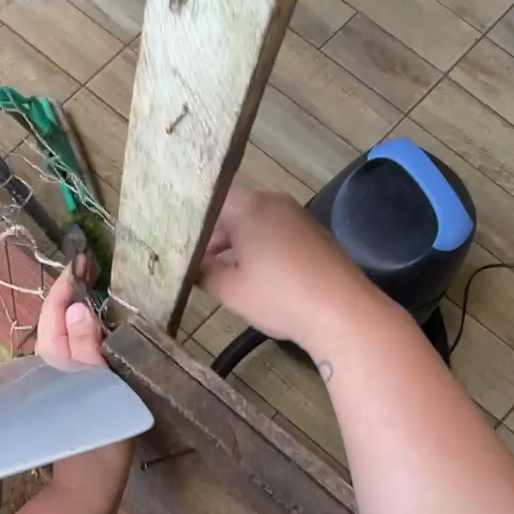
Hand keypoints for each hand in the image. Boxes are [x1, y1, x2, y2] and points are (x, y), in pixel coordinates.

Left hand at [33, 252, 131, 504]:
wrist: (90, 487)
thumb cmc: (95, 443)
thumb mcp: (96, 392)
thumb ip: (86, 351)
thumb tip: (77, 309)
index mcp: (55, 363)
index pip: (54, 314)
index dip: (66, 286)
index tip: (81, 260)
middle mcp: (53, 367)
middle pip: (57, 321)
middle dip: (71, 292)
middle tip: (91, 265)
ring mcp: (62, 380)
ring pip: (66, 336)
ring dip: (78, 310)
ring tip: (96, 285)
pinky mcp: (73, 392)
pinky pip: (77, 353)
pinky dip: (86, 333)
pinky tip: (101, 327)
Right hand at [201, 188, 398, 345]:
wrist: (341, 311)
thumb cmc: (279, 297)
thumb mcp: (231, 290)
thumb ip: (203, 273)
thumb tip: (189, 266)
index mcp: (249, 208)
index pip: (209, 203)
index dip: (189, 221)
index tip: (173, 240)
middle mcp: (274, 202)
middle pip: (233, 210)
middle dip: (211, 233)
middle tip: (189, 257)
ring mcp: (296, 216)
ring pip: (254, 222)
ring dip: (234, 242)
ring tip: (214, 268)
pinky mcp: (311, 234)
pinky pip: (274, 232)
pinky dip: (257, 246)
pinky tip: (250, 272)